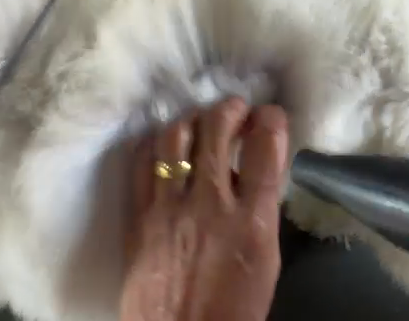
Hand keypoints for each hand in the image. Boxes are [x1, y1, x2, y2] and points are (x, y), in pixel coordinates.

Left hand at [119, 97, 290, 320]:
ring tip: (200, 125)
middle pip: (217, 126)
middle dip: (230, 108)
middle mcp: (209, 206)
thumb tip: (255, 159)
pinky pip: (142, 162)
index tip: (268, 117)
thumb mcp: (266, 256)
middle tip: (236, 112)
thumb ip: (262, 203)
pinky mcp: (138, 219)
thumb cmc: (235, 308)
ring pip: (175, 136)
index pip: (265, 144)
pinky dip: (156, 144)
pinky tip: (166, 147)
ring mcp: (168, 210)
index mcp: (251, 221)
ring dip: (193, 120)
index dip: (270, 118)